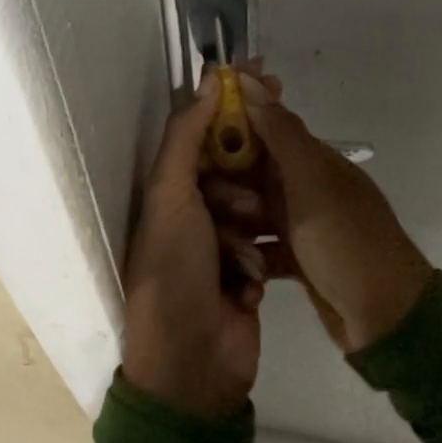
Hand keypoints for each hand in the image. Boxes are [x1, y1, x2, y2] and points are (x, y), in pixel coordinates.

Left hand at [120, 73, 265, 417]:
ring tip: (241, 256)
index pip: (203, 133)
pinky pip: (264, 250)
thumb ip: (186, 136)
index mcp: (167, 189)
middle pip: (234, 169)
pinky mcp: (245, 276)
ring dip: (250, 230)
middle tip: (274, 171)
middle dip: (250, 176)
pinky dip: (256, 266)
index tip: (267, 79)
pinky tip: (247, 286)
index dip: (232, 107)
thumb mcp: (171, 197)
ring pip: (255, 208)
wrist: (192, 362)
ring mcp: (220, 245)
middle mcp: (192, 211)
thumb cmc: (174, 270)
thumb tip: (206, 79)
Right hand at [210, 74, 433, 353]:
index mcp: (312, 159)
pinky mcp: (297, 257)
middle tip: (196, 186)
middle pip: (252, 166)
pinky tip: (229, 256)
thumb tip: (251, 79)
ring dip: (233, 213)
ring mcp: (301, 222)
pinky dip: (248, 248)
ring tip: (210, 227)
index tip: (198, 112)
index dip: (235, 112)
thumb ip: (280, 133)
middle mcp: (305, 185)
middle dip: (225, 172)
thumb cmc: (347, 241)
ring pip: (252, 205)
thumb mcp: (311, 183)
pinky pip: (261, 243)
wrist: (385, 318)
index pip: (266, 122)